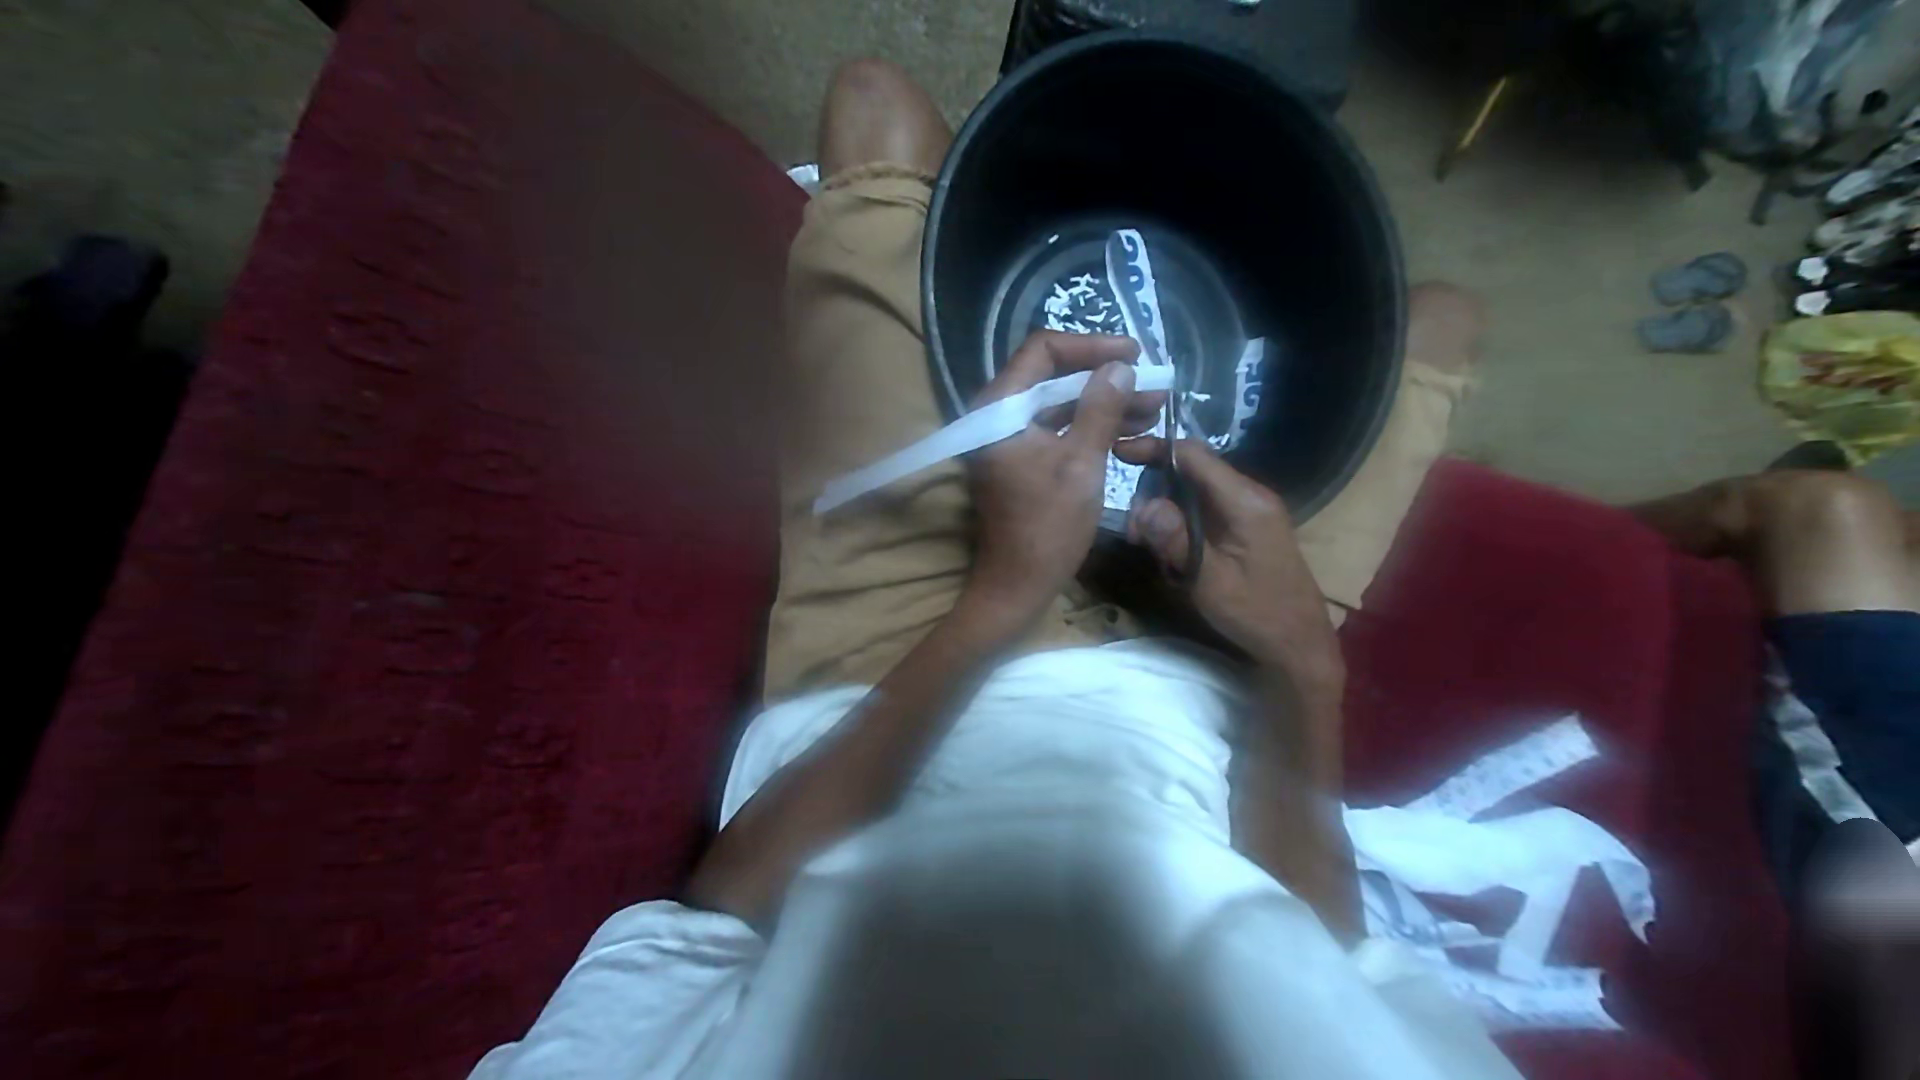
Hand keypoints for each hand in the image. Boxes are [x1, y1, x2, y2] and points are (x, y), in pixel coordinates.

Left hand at [965, 331, 1157, 621]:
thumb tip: (1120, 366)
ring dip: (1103, 402)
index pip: (1042, 351)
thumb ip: (1100, 409)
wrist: (1018, 584)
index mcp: (999, 409)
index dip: (1090, 345)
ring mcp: (1008, 438)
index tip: (1133, 353)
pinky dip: (1090, 426)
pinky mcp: (1021, 458)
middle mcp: (996, 416)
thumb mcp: (1082, 464)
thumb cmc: (1048, 527)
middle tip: (1153, 382)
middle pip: (1052, 376)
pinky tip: (1130, 428)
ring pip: (1059, 404)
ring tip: (1154, 404)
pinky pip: (1057, 429)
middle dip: (1104, 376)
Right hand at [1113, 437, 1342, 700]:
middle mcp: (1249, 497)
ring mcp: (1249, 512)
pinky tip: (1172, 555)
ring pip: (1193, 493)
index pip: (1194, 455)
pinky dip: (1179, 525)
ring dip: (1164, 512)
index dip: (1155, 448)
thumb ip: (1177, 540)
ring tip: (1150, 549)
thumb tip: (1144, 505)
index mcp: (1245, 502)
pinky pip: (1203, 511)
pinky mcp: (1245, 528)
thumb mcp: (1210, 581)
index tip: (1118, 453)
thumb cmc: (1257, 613)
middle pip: (1190, 472)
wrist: (1299, 645)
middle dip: (1154, 493)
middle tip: (1133, 533)